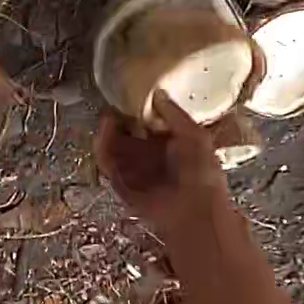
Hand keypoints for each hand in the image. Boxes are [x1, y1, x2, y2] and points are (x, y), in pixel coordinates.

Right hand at [94, 94, 232, 240]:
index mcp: (170, 148)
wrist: (195, 211)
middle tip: (114, 103)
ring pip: (113, 147)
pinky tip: (106, 127)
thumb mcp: (195, 135)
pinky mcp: (120, 183)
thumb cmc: (201, 173)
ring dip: (108, 130)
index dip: (139, 111)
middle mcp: (150, 159)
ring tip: (108, 114)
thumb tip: (158, 93)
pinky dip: (102, 145)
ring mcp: (134, 172)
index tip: (132, 95)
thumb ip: (174, 114)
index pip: (148, 126)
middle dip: (119, 120)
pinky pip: (106, 162)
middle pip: (126, 135)